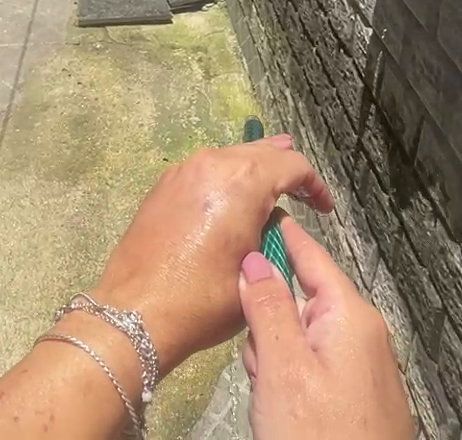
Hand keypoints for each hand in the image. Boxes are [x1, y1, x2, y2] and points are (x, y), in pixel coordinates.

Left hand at [90, 137, 333, 373]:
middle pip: (261, 151)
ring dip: (255, 169)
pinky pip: (206, 169)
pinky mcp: (165, 183)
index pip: (292, 164)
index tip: (323, 207)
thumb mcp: (256, 270)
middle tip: (303, 193)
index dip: (314, 184)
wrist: (137, 309)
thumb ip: (271, 234)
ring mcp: (185, 169)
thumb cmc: (204, 298)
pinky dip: (226, 177)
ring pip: (231, 156)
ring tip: (272, 186)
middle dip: (286, 169)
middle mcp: (213, 163)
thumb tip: (269, 218)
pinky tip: (231, 199)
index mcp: (242, 181)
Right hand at [240, 217, 413, 439]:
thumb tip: (257, 255)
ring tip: (269, 399)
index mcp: (350, 316)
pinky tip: (283, 414)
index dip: (282, 234)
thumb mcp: (281, 368)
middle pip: (302, 300)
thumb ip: (267, 306)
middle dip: (270, 321)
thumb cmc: (316, 437)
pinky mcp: (362, 402)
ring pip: (304, 338)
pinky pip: (317, 369)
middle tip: (257, 364)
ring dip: (277, 357)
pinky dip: (293, 380)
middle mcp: (364, 335)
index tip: (258, 210)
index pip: (311, 256)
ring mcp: (366, 371)